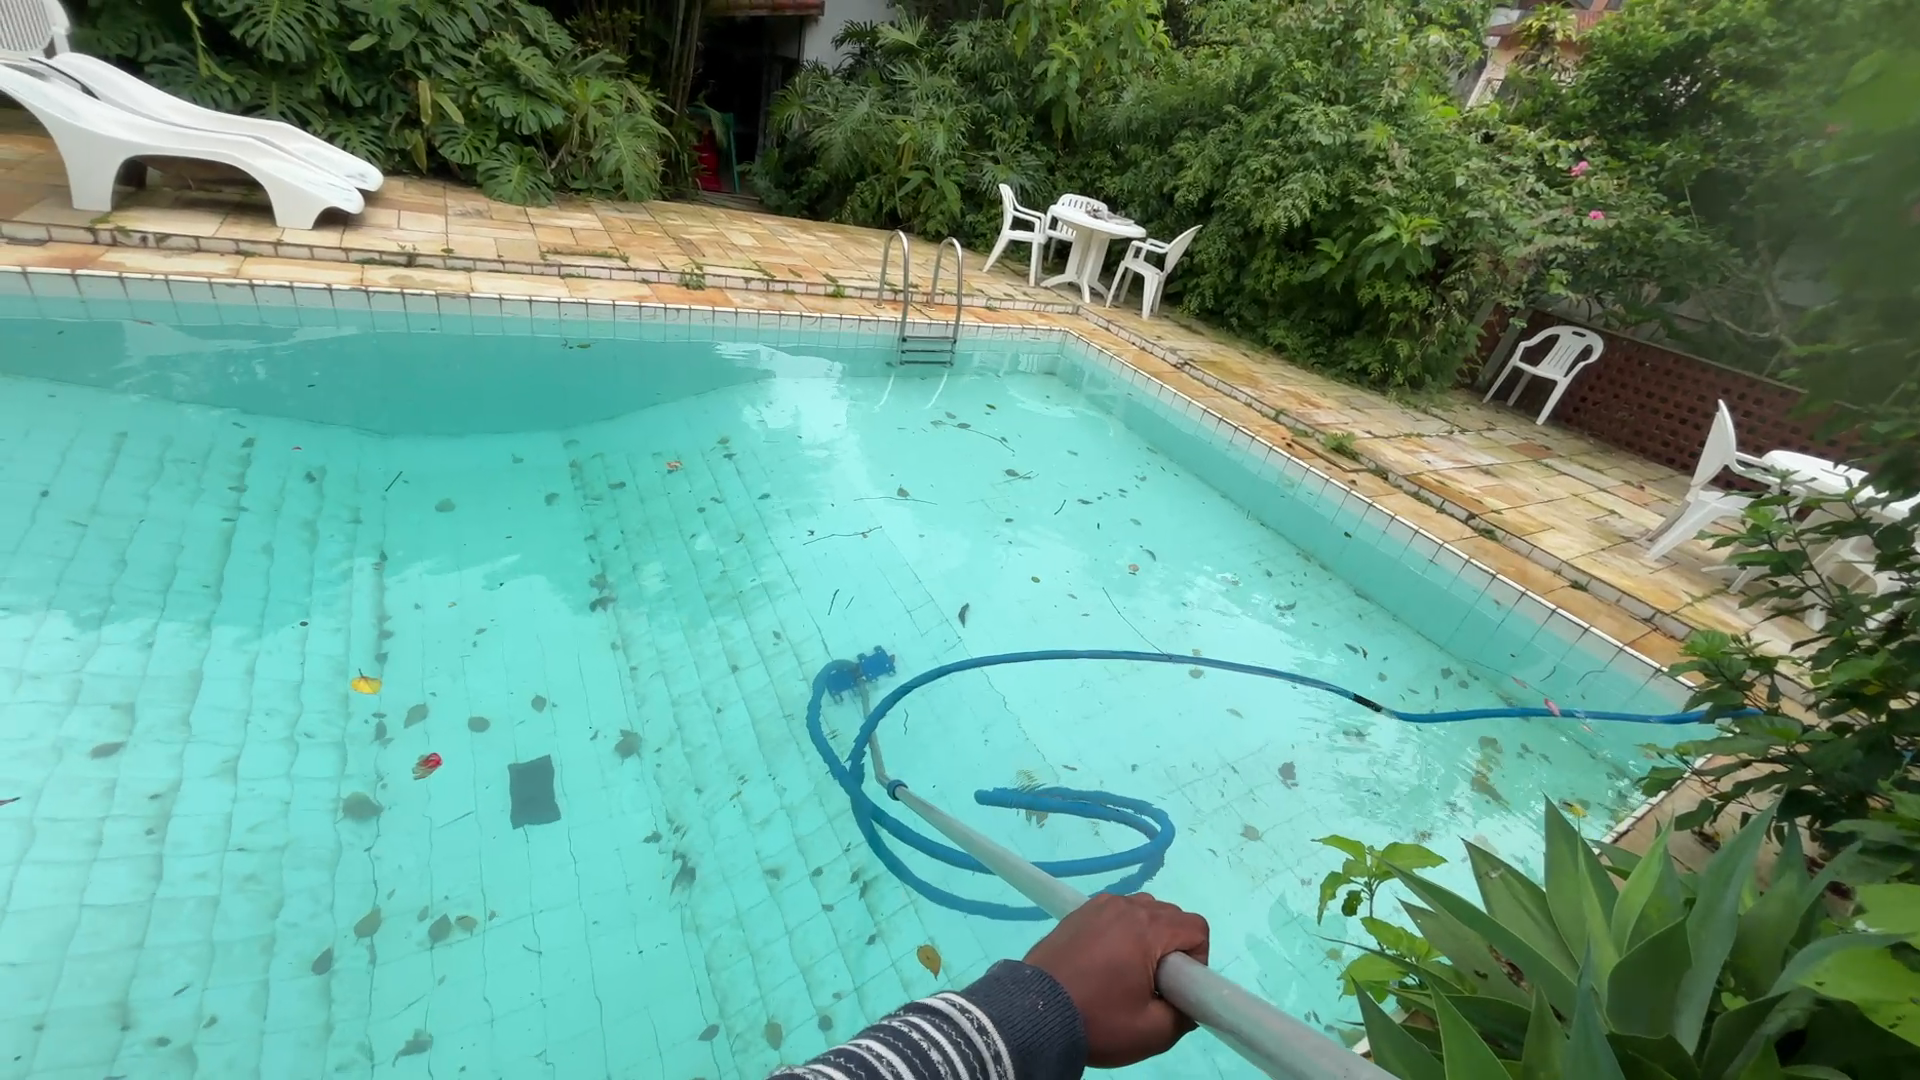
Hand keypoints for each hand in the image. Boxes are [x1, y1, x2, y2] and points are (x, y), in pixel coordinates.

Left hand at [1023, 892, 1209, 1067]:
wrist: (1035, 1010)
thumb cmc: (1097, 1019)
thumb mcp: (1152, 1032)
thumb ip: (1183, 1016)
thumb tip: (1186, 1004)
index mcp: (1147, 928)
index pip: (1195, 926)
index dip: (1197, 958)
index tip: (1179, 986)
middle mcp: (1125, 906)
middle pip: (1170, 915)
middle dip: (1174, 946)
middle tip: (1155, 984)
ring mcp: (1100, 904)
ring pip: (1142, 909)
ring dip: (1148, 935)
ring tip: (1130, 972)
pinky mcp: (1080, 911)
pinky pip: (1116, 911)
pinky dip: (1123, 929)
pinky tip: (1107, 960)